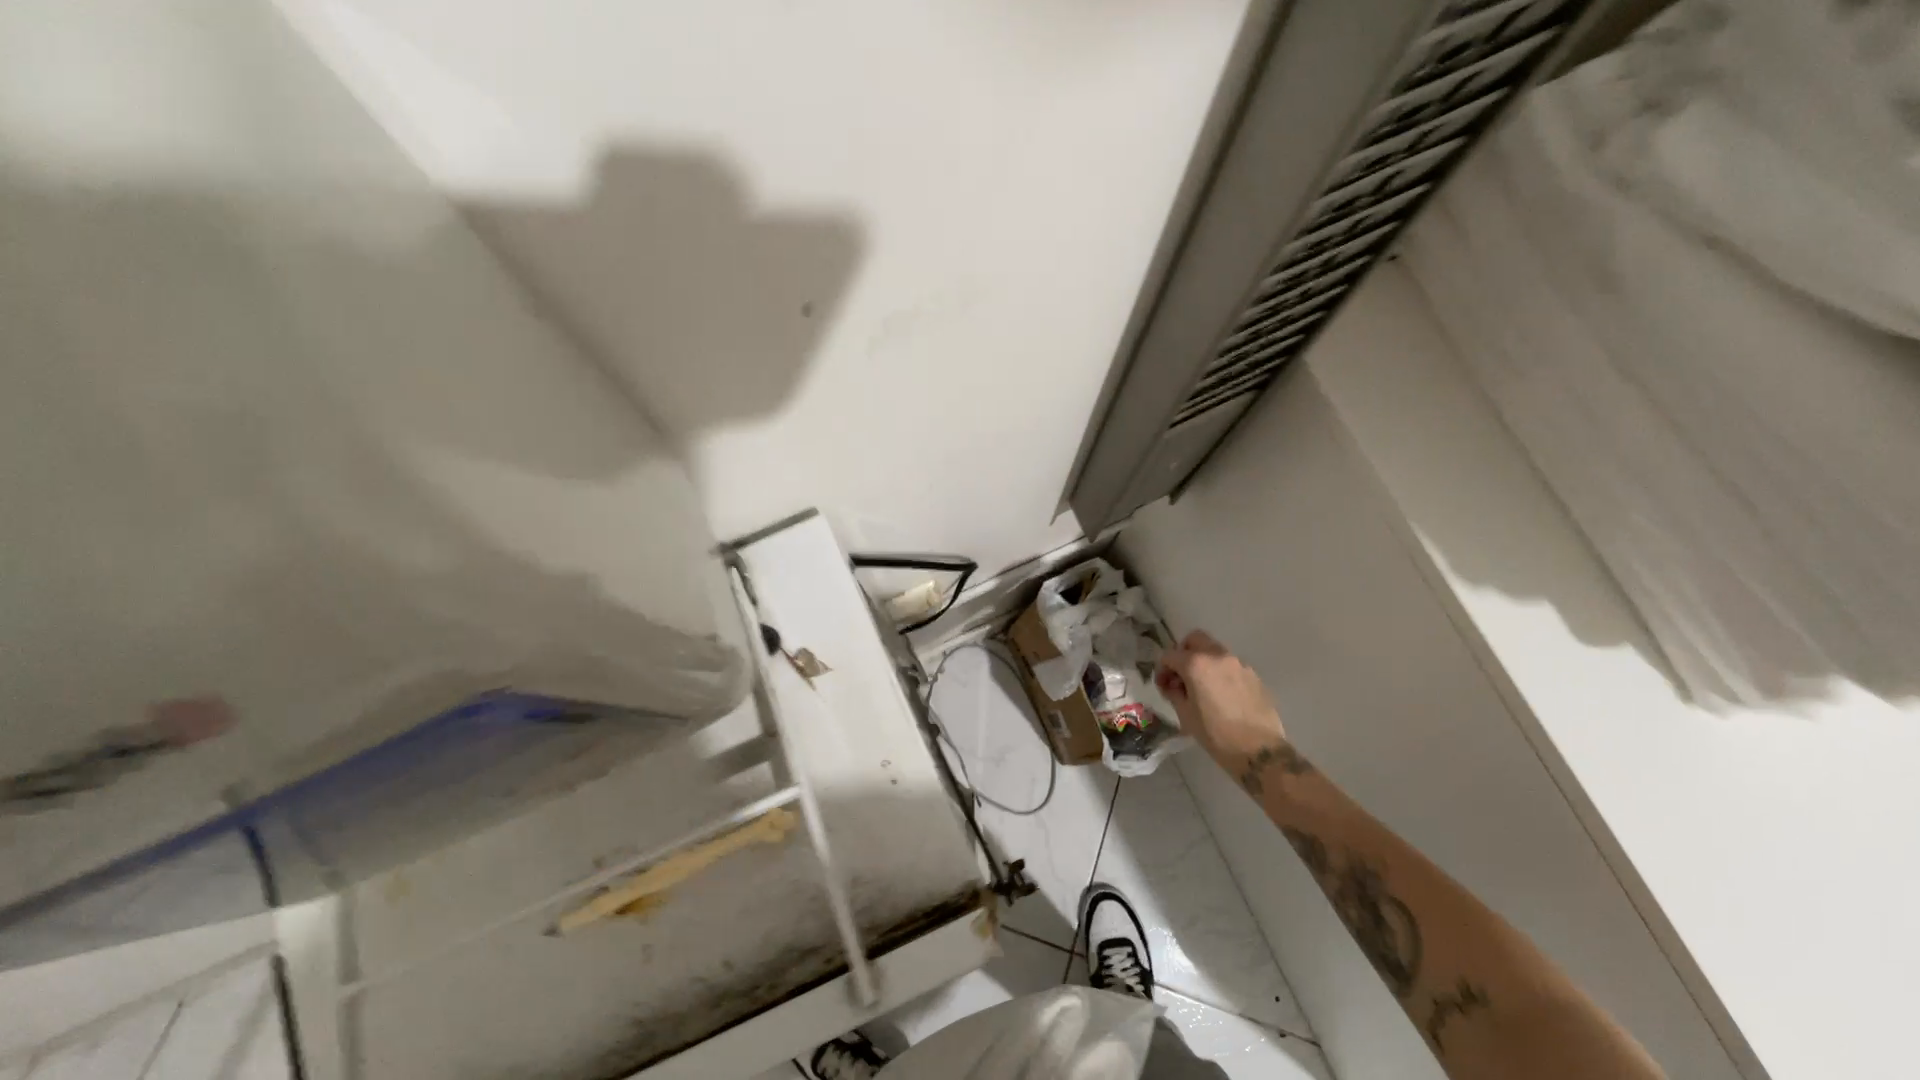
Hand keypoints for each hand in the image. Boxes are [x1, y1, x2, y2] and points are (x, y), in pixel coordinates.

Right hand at [1155, 630, 1288, 766]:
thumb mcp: (1185, 715)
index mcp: (1196, 664)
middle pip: (1195, 640)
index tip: (1163, 686)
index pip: (1170, 655)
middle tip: (1181, 676)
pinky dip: (1221, 673)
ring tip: (1202, 688)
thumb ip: (1174, 693)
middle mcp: (1218, 656)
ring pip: (1215, 652)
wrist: (1258, 750)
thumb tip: (1174, 685)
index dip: (1162, 670)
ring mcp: (1239, 664)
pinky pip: (1230, 666)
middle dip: (1183, 653)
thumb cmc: (1215, 734)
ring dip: (1204, 662)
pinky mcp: (1253, 675)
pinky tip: (1222, 696)